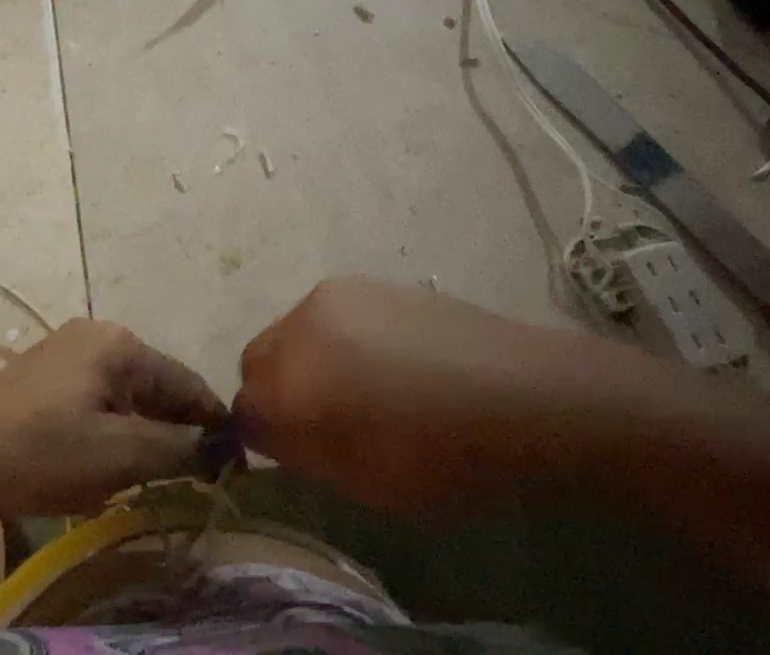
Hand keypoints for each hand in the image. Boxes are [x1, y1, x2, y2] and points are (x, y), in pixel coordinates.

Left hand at [0, 319, 228, 517]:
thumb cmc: (43, 454)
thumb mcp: (121, 455)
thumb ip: (179, 448)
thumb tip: (221, 447)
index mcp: (117, 344)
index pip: (186, 382)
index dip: (214, 425)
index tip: (238, 467)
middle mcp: (93, 335)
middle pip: (155, 384)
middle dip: (179, 428)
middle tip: (202, 477)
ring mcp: (63, 352)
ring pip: (125, 393)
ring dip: (147, 430)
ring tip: (163, 473)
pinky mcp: (41, 376)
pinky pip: (96, 398)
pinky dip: (115, 426)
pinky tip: (114, 458)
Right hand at [234, 276, 645, 511]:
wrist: (527, 396)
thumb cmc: (446, 460)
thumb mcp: (363, 487)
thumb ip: (303, 455)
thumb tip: (278, 434)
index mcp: (288, 392)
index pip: (242, 412)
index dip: (265, 435)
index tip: (297, 449)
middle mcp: (293, 334)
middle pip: (255, 362)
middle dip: (275, 389)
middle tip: (323, 418)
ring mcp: (327, 300)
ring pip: (289, 334)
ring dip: (305, 359)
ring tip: (362, 384)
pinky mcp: (362, 282)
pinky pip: (325, 316)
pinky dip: (337, 338)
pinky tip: (388, 359)